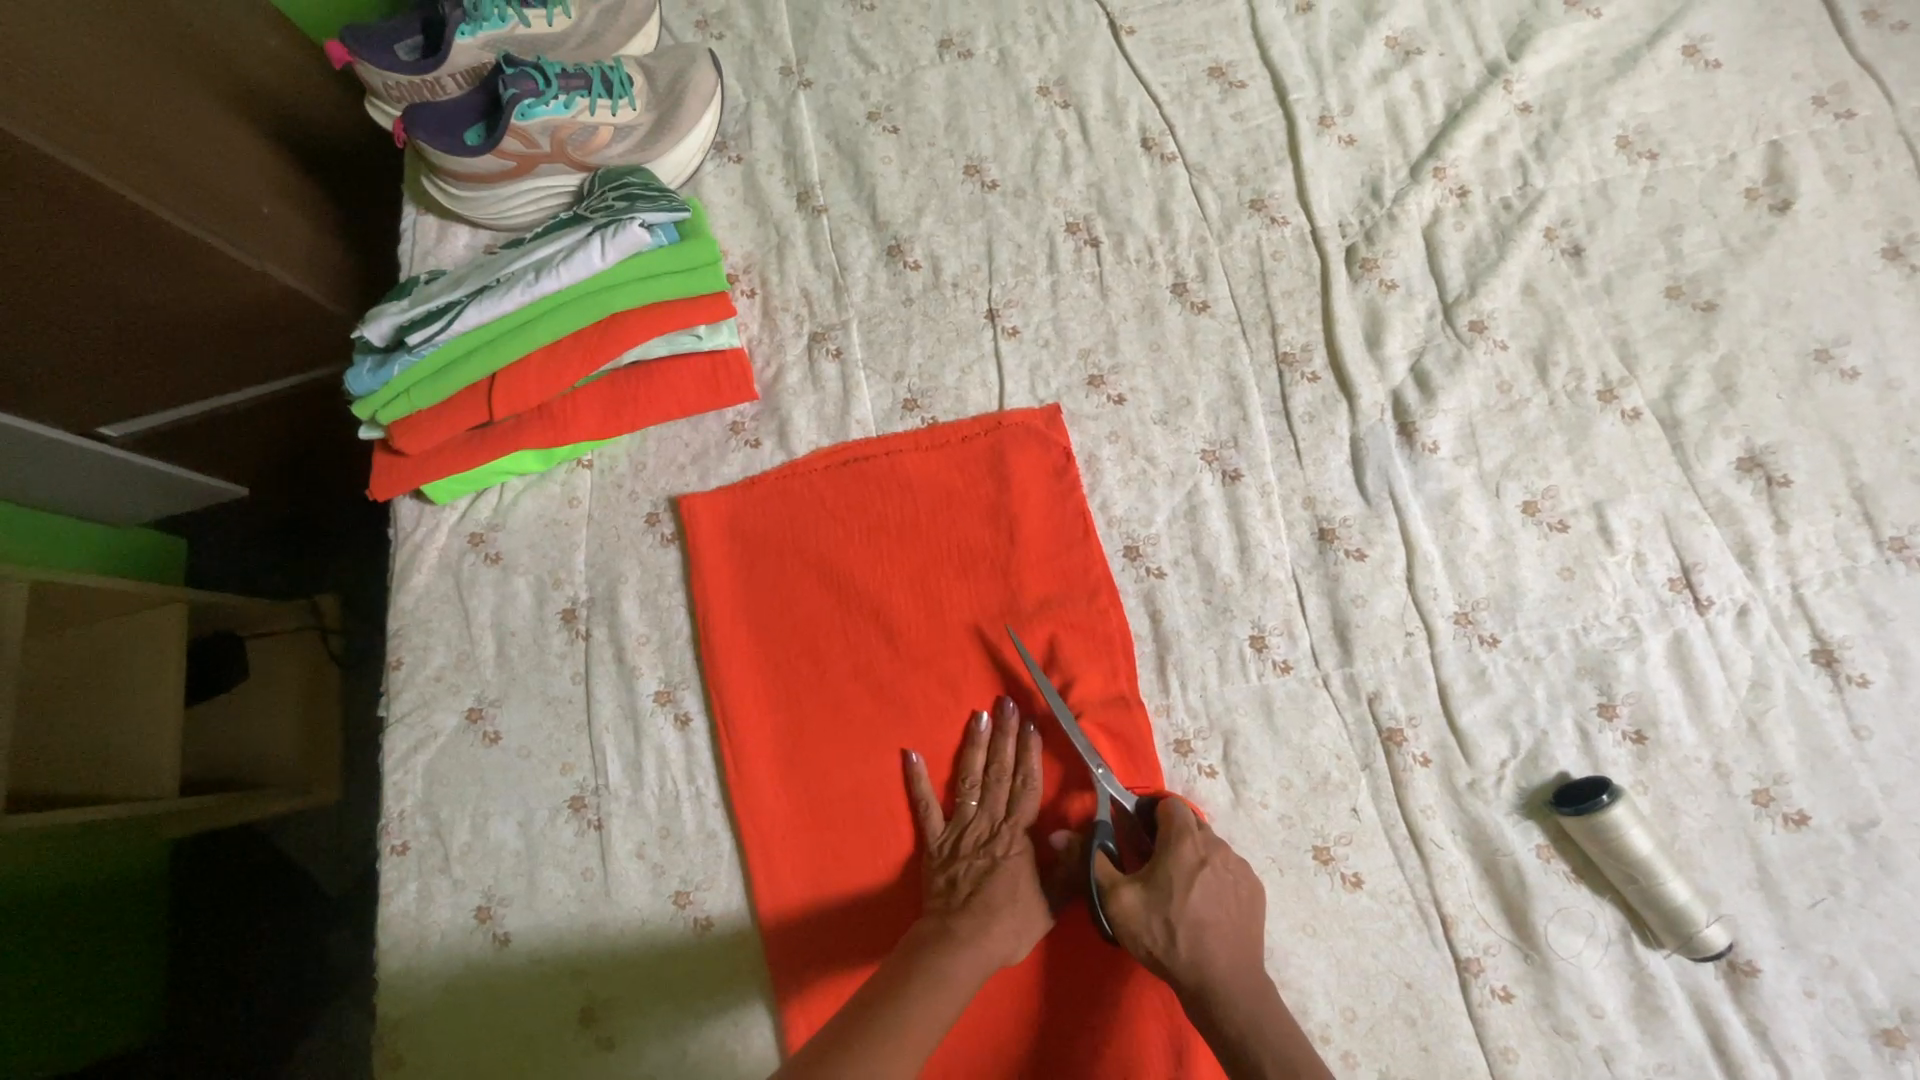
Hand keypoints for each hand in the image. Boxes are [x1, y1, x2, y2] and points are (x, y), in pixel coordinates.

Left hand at [902, 695, 1051, 971]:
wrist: (960, 945)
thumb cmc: (1008, 926)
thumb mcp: (1053, 903)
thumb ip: (1069, 866)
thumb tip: (1080, 830)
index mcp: (1018, 835)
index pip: (1026, 785)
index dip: (1029, 753)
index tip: (1030, 724)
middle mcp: (989, 822)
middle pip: (999, 772)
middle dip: (1004, 736)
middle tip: (1006, 703)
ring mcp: (958, 829)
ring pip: (968, 780)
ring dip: (974, 746)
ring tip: (978, 715)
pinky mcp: (934, 841)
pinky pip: (924, 806)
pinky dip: (916, 780)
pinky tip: (910, 753)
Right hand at [1091, 798, 1268, 1001]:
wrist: (1223, 983)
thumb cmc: (1165, 936)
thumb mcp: (1117, 901)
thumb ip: (1090, 861)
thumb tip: (1058, 835)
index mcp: (1183, 839)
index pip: (1169, 803)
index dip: (1151, 814)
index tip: (1139, 837)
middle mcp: (1216, 844)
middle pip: (1190, 825)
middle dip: (1171, 837)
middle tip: (1153, 867)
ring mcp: (1239, 867)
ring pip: (1211, 848)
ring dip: (1194, 859)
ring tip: (1179, 892)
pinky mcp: (1254, 890)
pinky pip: (1228, 871)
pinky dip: (1214, 879)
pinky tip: (1204, 908)